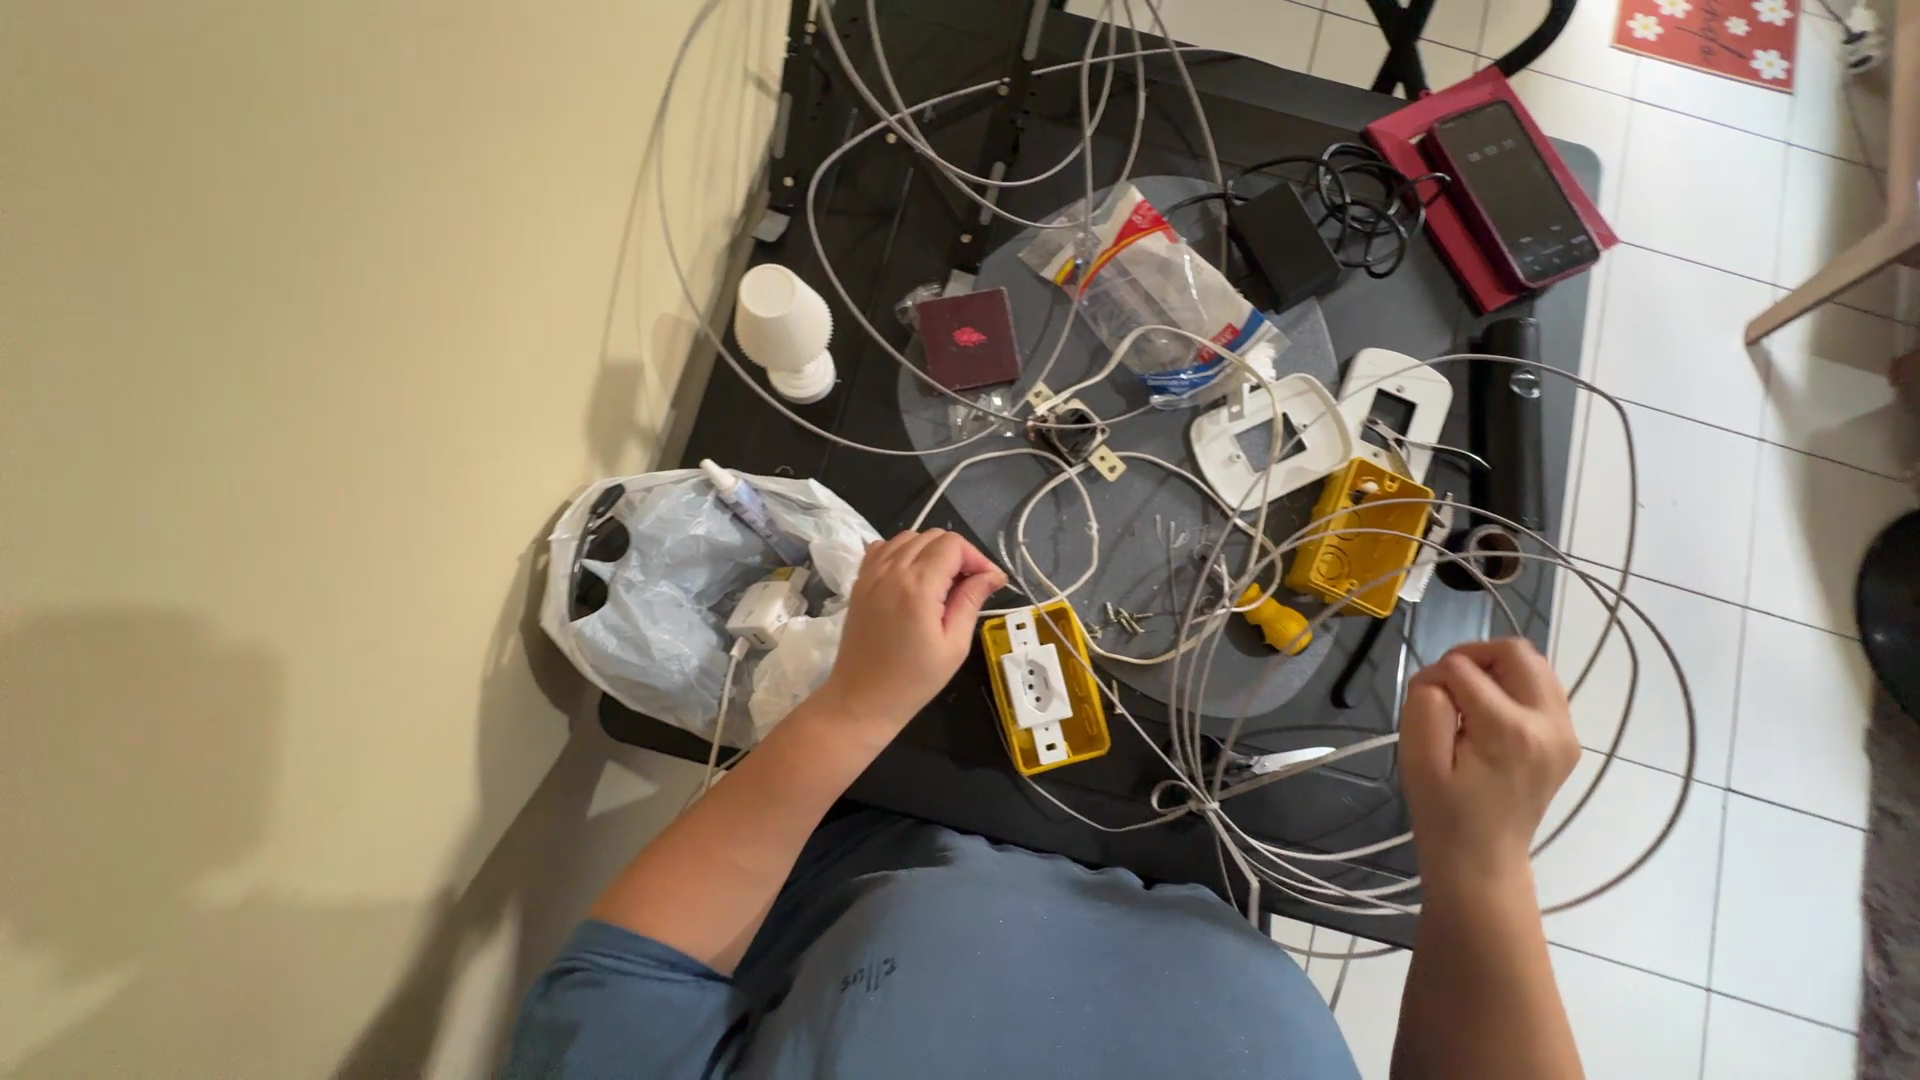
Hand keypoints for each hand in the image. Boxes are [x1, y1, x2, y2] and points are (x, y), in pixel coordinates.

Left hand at [815, 529, 1005, 742]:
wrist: (861, 699)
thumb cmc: (913, 680)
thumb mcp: (954, 645)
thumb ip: (971, 601)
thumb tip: (993, 575)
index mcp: (918, 586)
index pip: (953, 545)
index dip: (977, 558)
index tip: (988, 582)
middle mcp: (892, 570)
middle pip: (932, 536)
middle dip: (957, 553)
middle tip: (969, 585)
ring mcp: (871, 573)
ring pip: (908, 537)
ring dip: (930, 551)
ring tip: (942, 581)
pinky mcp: (859, 582)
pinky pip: (883, 547)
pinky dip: (902, 552)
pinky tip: (912, 577)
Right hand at [1400, 639, 1580, 892]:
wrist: (1481, 858)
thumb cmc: (1443, 810)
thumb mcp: (1417, 757)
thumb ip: (1425, 704)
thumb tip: (1440, 680)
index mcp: (1510, 730)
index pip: (1462, 668)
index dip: (1432, 677)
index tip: (1422, 707)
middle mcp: (1550, 724)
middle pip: (1516, 652)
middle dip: (1473, 655)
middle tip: (1446, 684)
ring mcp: (1566, 733)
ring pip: (1535, 665)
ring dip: (1496, 668)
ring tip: (1468, 696)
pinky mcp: (1566, 741)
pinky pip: (1543, 689)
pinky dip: (1513, 686)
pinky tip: (1490, 712)